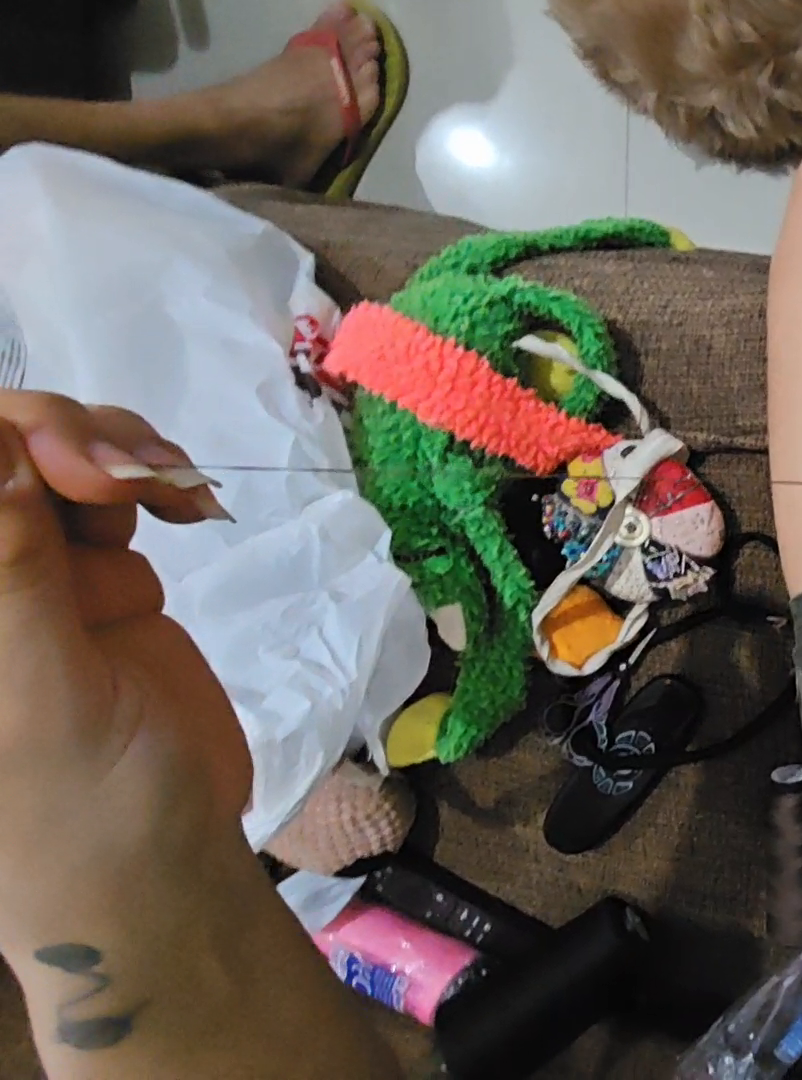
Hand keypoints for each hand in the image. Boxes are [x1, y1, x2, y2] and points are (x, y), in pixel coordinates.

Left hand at [0, 392, 247, 943]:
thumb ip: (11, 581)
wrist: (159, 851)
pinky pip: (111, 505)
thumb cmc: (78, 801)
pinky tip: (193, 507)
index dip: (1, 444)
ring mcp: (27, 578)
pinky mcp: (97, 585)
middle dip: (64, 439)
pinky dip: (156, 487)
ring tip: (185, 487)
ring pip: (49, 466)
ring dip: (118, 454)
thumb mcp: (42, 695)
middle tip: (149, 477)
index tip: (91, 475)